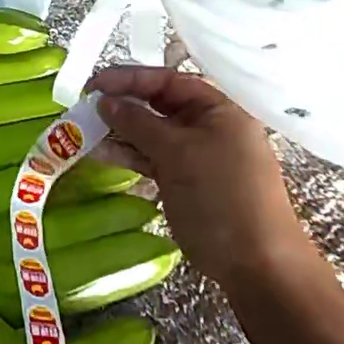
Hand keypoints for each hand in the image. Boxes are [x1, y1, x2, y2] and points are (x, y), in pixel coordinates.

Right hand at [89, 66, 314, 287]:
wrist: (257, 265)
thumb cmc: (221, 196)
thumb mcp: (177, 153)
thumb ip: (139, 122)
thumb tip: (105, 100)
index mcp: (218, 108)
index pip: (168, 81)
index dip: (130, 79)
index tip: (95, 83)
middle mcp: (209, 125)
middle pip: (160, 104)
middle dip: (123, 103)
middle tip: (86, 105)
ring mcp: (197, 154)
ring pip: (153, 133)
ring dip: (121, 131)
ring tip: (85, 129)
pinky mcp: (187, 180)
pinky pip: (154, 157)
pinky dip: (131, 154)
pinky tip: (101, 152)